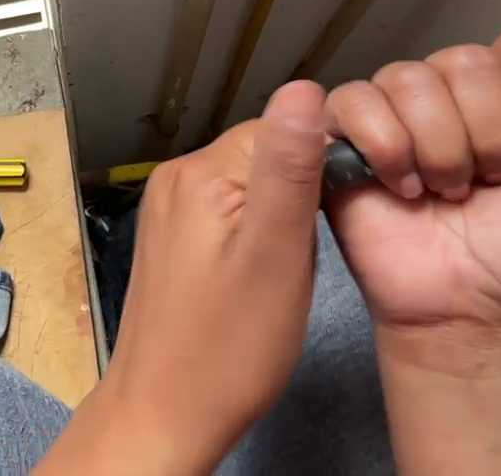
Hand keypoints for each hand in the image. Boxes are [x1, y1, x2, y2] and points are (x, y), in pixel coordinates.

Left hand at [37, 83, 328, 474]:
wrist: (162, 412)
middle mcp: (175, 175)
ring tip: (283, 268)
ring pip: (246, 181)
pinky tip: (258, 272)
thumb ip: (290, 169)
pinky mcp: (169, 232)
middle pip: (261, 153)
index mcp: (199, 171)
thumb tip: (304, 88)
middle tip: (304, 254)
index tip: (338, 211)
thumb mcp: (276, 255)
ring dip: (277, 214)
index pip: (278, 130)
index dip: (319, 164)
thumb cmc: (228, 346)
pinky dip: (252, 230)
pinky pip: (225, 206)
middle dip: (296, 194)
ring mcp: (167, 204)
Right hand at [323, 0, 500, 334]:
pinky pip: (356, 100)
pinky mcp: (344, 128)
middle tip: (491, 184)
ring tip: (446, 192)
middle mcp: (452, 87)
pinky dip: (386, 149)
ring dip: (441, 152)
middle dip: (490, 138)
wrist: (476, 310)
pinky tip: (400, 186)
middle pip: (465, 61)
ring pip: (411, 79)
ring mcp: (395, 105)